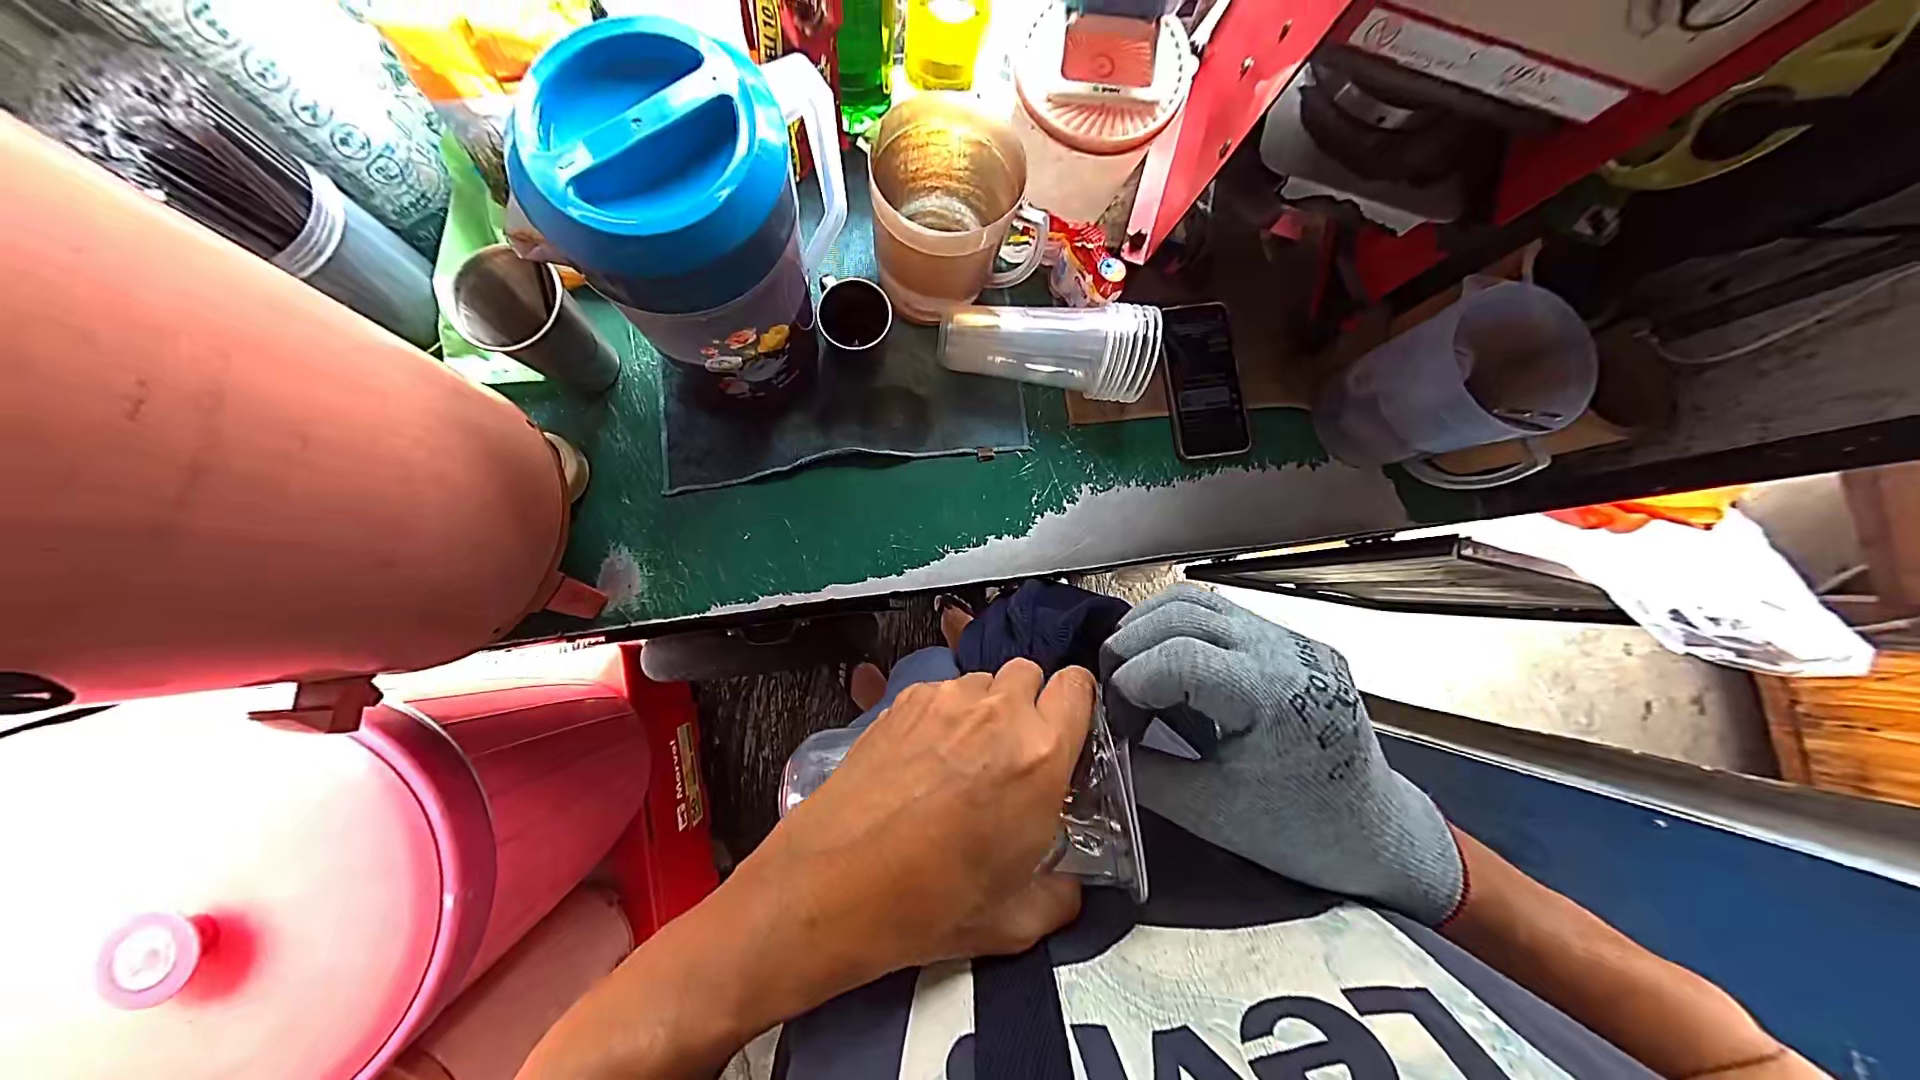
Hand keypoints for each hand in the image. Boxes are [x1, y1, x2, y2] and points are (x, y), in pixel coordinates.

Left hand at [757, 658, 1092, 972]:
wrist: (832, 885)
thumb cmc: (924, 902)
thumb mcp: (1016, 918)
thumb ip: (1062, 893)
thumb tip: (1068, 884)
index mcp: (1039, 755)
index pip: (1078, 686)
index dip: (1075, 705)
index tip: (1067, 729)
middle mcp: (995, 714)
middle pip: (1030, 674)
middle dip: (1030, 706)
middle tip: (1014, 752)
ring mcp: (945, 701)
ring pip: (984, 681)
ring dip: (986, 710)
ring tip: (965, 759)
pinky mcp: (903, 701)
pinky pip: (942, 692)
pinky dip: (946, 714)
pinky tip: (927, 758)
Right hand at [1101, 585, 1464, 923]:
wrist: (1376, 835)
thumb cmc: (1300, 833)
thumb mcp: (1207, 811)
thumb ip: (1141, 770)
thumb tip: (1095, 740)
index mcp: (1273, 696)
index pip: (1178, 656)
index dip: (1130, 681)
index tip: (1117, 719)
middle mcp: (1285, 653)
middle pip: (1180, 612)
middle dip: (1128, 645)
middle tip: (1111, 689)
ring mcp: (1291, 641)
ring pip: (1196, 601)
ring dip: (1148, 627)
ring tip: (1130, 670)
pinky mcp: (1289, 642)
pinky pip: (1219, 614)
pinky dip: (1176, 630)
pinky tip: (1165, 664)